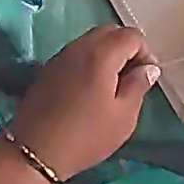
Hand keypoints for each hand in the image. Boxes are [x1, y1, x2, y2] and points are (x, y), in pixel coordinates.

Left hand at [10, 26, 157, 178]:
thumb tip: (148, 68)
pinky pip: (77, 53)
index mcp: (101, 54)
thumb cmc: (86, 135)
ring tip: (113, 84)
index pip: (131, 35)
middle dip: (126, 48)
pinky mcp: (49, 68)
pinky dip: (90, 60)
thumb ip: (138, 86)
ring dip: (108, 53)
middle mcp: (80, 46)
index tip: (147, 76)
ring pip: (91, 40)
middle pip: (110, 32)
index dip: (145, 52)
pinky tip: (91, 88)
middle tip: (132, 77)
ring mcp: (61, 55)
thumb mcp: (123, 117)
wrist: (35, 151)